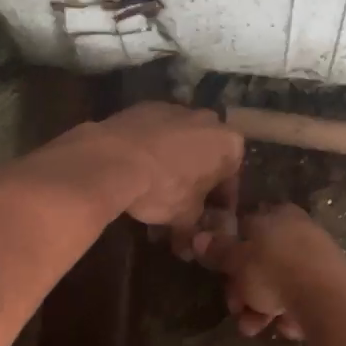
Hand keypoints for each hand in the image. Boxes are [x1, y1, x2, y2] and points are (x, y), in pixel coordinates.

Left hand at [93, 103, 242, 248]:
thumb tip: (191, 239)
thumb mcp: (185, 216)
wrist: (112, 160)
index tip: (210, 213)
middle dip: (200, 174)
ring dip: (176, 158)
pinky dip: (153, 146)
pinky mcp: (144, 106)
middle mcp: (208, 119)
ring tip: (157, 183)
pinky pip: (157, 131)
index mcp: (229, 143)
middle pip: (209, 151)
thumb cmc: (162, 188)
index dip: (222, 198)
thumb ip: (196, 223)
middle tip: (185, 198)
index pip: (233, 175)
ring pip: (183, 138)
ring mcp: (175, 109)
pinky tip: (138, 166)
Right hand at [193, 203, 345, 339]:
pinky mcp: (331, 286)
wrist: (328, 299)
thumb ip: (219, 250)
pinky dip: (289, 313)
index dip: (230, 253)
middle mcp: (300, 231)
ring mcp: (318, 259)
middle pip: (262, 260)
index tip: (221, 277)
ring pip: (280, 283)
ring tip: (254, 328)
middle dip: (244, 290)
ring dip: (261, 308)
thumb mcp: (238, 261)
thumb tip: (197, 237)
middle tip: (236, 309)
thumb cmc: (275, 270)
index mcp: (278, 215)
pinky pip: (300, 298)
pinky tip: (286, 327)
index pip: (247, 227)